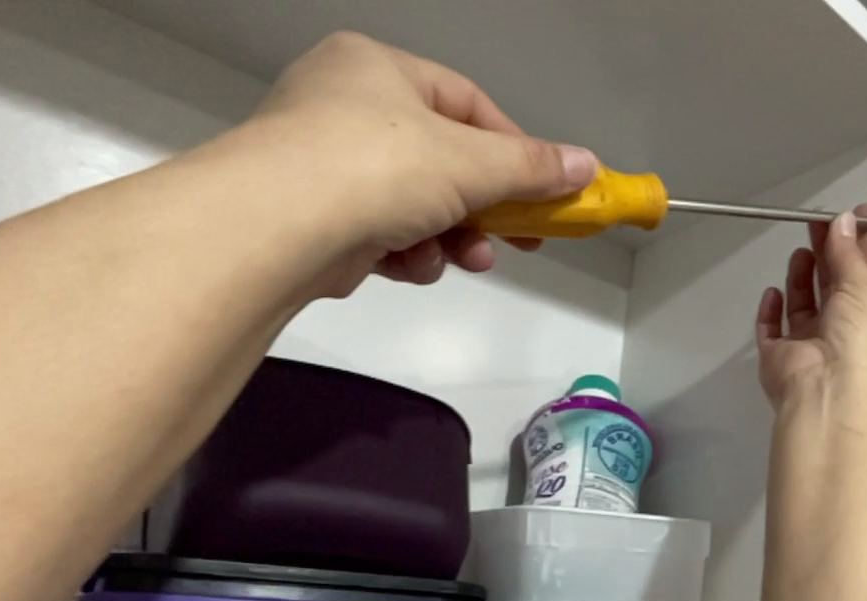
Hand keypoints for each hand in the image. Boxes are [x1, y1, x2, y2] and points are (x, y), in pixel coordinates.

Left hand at [235, 33, 597, 295]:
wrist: (278, 227)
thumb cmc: (378, 169)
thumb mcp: (471, 164)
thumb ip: (532, 168)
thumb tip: (588, 166)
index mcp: (378, 69)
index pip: (468, 105)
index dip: (515, 152)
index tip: (545, 194)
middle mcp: (349, 105)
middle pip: (447, 162)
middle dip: (486, 210)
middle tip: (521, 241)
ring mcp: (330, 162)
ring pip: (421, 204)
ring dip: (452, 238)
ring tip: (465, 260)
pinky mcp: (320, 215)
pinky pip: (387, 231)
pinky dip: (410, 252)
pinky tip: (412, 264)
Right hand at [755, 207, 866, 406]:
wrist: (826, 394)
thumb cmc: (856, 344)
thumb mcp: (863, 288)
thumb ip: (850, 253)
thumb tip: (845, 220)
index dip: (863, 242)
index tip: (857, 213)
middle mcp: (841, 330)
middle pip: (834, 284)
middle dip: (828, 252)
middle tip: (818, 222)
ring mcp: (808, 344)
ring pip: (803, 304)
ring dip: (801, 277)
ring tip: (801, 253)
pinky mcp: (779, 356)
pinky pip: (771, 330)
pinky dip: (770, 311)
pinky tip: (773, 294)